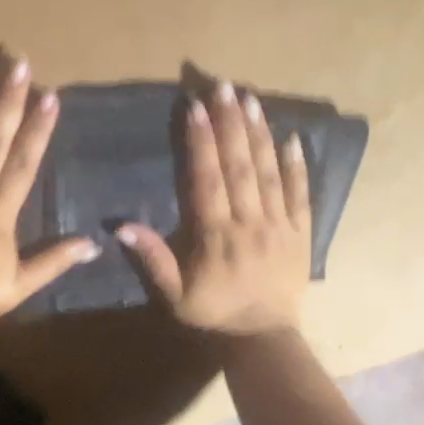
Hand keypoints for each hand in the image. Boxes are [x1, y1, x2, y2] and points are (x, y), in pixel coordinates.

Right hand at [116, 79, 312, 337]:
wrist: (262, 339)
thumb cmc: (214, 317)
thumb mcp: (175, 297)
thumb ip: (153, 260)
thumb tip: (123, 227)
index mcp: (216, 236)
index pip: (207, 179)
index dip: (201, 142)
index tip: (196, 107)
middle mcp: (249, 222)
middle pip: (240, 165)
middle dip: (230, 123)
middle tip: (223, 85)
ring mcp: (279, 224)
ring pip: (270, 171)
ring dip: (259, 133)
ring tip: (251, 99)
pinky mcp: (300, 232)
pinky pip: (301, 193)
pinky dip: (297, 165)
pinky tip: (292, 138)